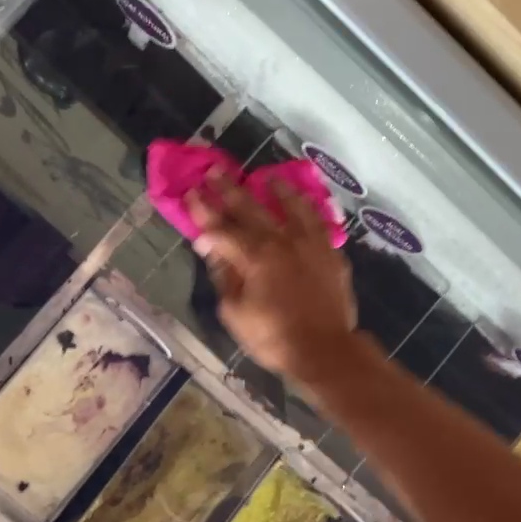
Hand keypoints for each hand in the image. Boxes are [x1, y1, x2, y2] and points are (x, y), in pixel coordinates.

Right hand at [187, 170, 360, 379]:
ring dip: (274, 189)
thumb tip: (210, 246)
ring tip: (265, 177)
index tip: (190, 192)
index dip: (203, 210)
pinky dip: (307, 207)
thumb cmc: (272, 337)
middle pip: (251, 208)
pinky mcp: (330, 252)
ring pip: (290, 206)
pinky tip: (302, 203)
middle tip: (215, 171)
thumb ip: (223, 275)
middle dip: (229, 189)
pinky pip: (318, 220)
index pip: (220, 227)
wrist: (324, 349)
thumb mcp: (235, 312)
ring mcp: (309, 243)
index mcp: (253, 256)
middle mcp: (280, 241)